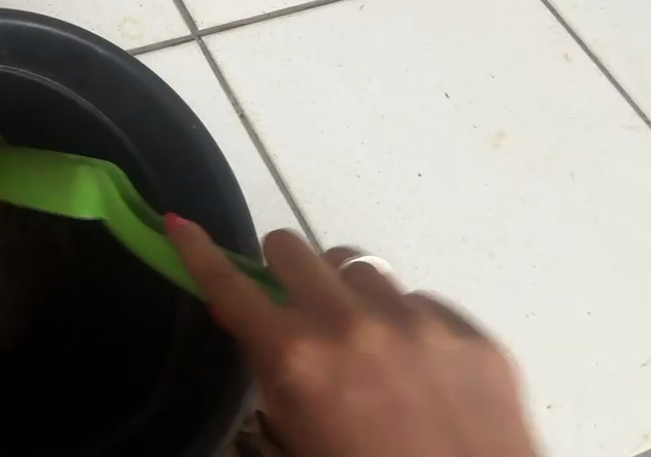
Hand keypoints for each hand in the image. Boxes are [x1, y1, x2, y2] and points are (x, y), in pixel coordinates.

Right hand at [164, 217, 539, 456]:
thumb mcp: (294, 426)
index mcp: (296, 356)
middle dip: (285, 270)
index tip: (178, 223)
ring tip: (371, 342)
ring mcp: (416, 326)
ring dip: (349, 294)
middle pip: (290, 246)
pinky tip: (423, 369)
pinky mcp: (472, 337)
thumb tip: (240, 310)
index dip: (195, 249)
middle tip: (297, 303)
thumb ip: (266, 361)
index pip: (227, 282)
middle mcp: (348, 325)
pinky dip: (408, 322)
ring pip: (357, 267)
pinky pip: (419, 298)